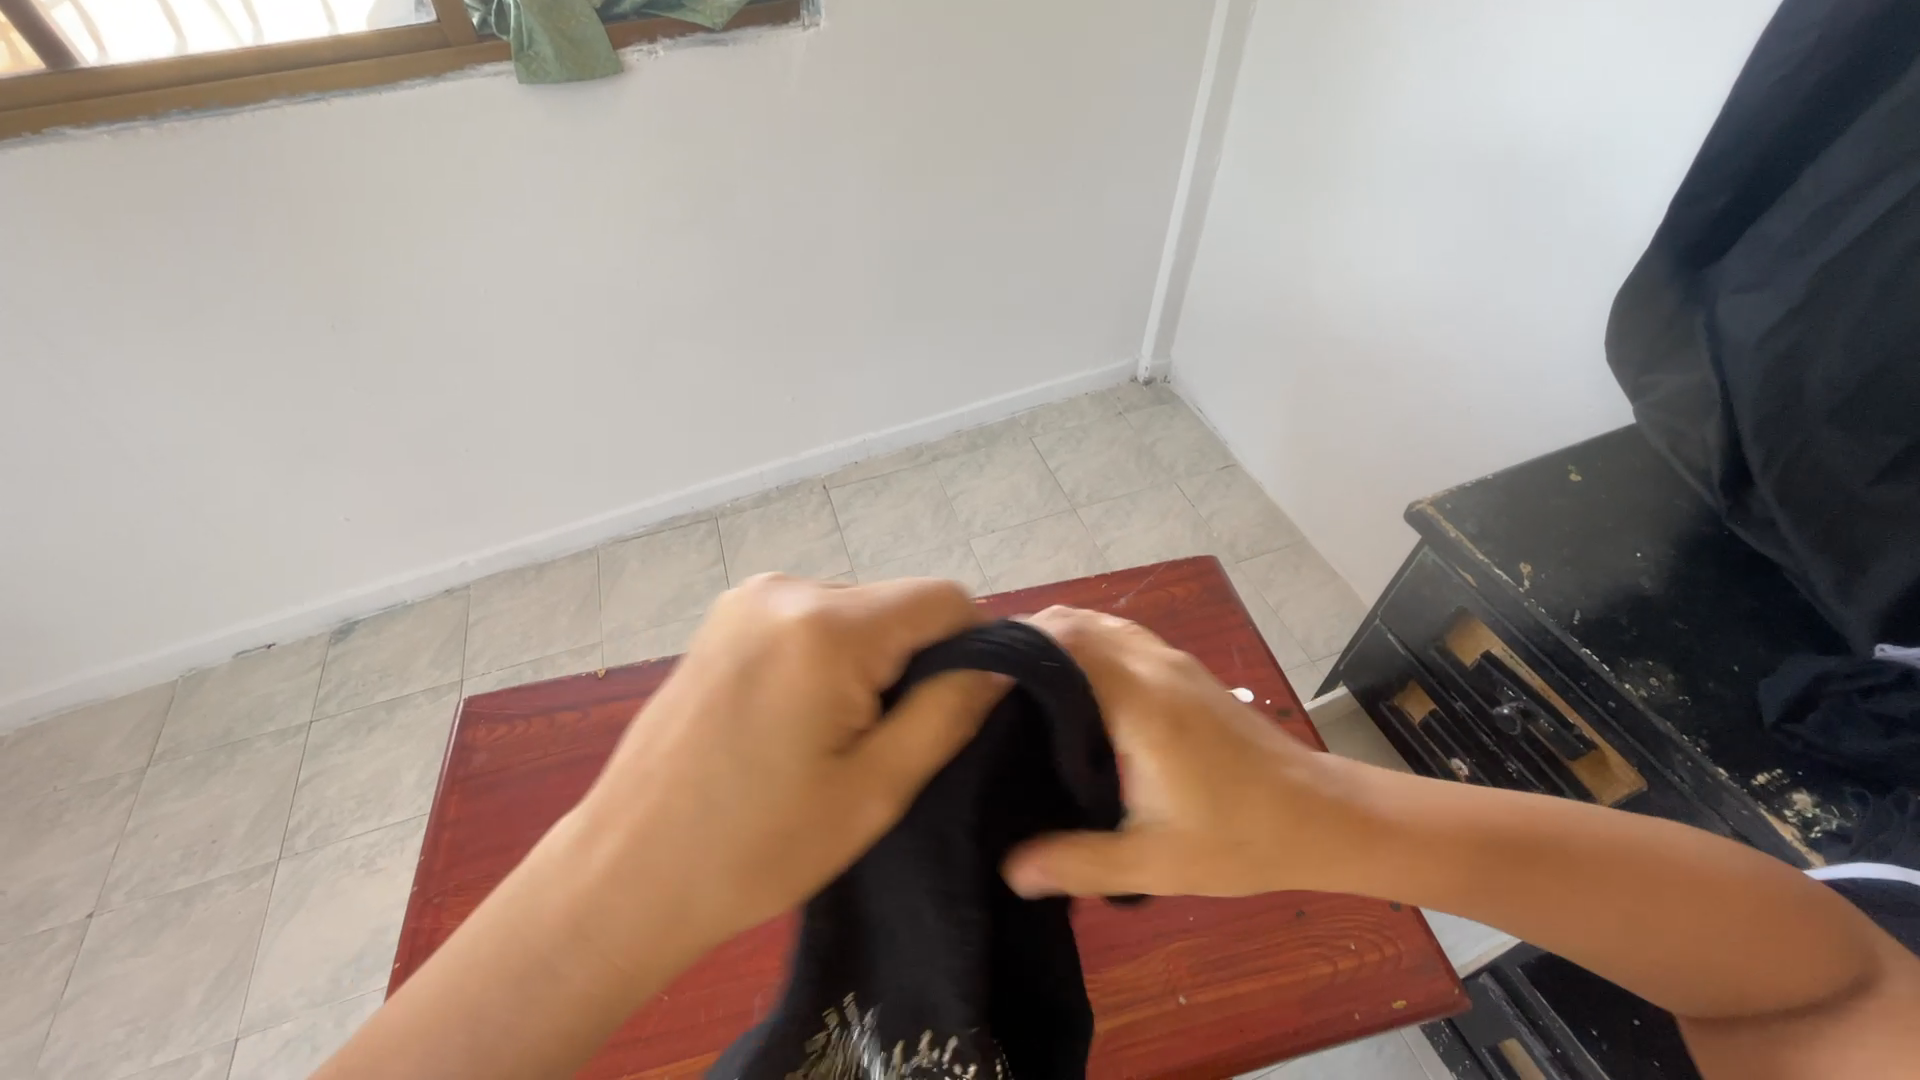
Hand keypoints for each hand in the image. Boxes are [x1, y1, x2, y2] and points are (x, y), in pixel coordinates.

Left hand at [565, 574, 1009, 964]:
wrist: (628, 872)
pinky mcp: (724, 619)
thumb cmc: (759, 845)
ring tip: (841, 736)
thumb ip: (950, 710)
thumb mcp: (877, 788)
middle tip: (893, 739)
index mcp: (827, 625)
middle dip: (917, 658)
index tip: (959, 710)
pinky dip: (830, 656)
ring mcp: (747, 599)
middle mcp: (786, 587)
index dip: (973, 648)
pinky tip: (802, 717)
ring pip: (857, 611)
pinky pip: (811, 619)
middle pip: (898, 603)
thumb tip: (1004, 663)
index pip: (946, 598)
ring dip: (873, 660)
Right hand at [1002, 606, 1365, 899]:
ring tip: (1015, 683)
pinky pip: (1118, 635)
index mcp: (1139, 700)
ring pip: (1097, 622)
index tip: (971, 679)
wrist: (1323, 818)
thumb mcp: (1153, 862)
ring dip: (1054, 637)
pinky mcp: (1185, 668)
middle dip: (1023, 641)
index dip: (1012, 648)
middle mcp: (1152, 664)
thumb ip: (1077, 862)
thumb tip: (1009, 870)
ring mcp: (1172, 660)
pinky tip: (1069, 687)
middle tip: (982, 686)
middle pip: (1072, 621)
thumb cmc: (1239, 839)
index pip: (1061, 640)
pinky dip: (1083, 643)